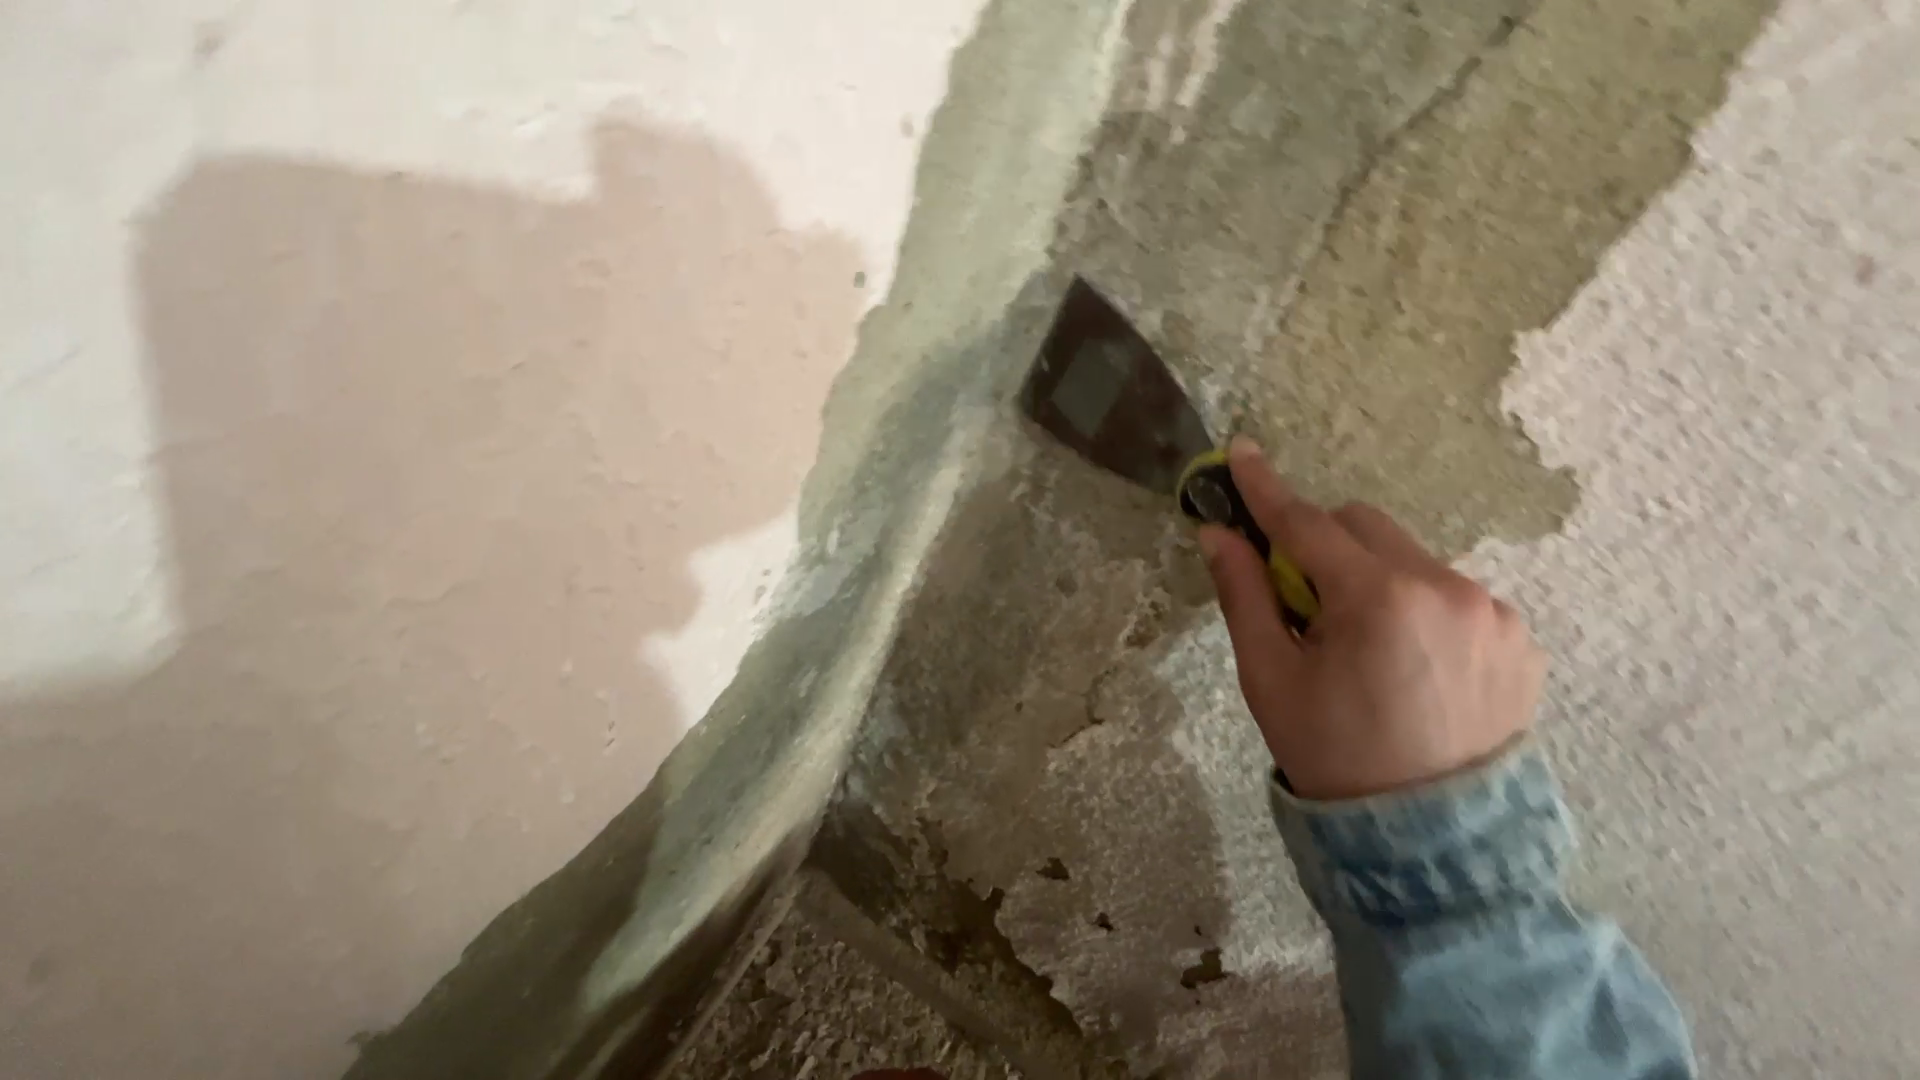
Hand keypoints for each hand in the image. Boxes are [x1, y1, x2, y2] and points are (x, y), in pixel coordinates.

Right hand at [1198, 438, 1545, 800]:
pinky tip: (1408, 660)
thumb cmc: (1332, 753)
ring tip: (1361, 642)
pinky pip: (1448, 591)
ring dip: (1370, 575)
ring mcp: (1491, 611)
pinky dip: (1415, 604)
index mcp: (1379, 599)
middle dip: (1320, 543)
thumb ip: (1243, 594)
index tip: (1239, 452)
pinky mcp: (1516, 636)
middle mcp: (1446, 587)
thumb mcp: (1269, 677)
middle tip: (1299, 598)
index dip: (1265, 488)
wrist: (1430, 839)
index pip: (1306, 523)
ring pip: (1407, 557)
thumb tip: (1215, 533)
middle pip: (1362, 526)